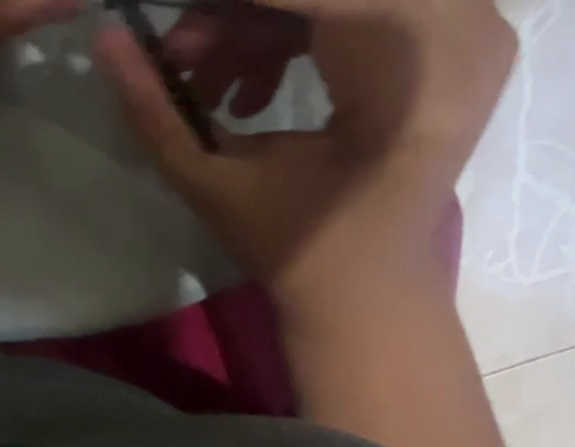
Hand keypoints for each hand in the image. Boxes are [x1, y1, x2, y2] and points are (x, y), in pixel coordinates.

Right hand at [96, 0, 515, 315]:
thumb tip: (105, 41)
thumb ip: (159, 111)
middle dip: (241, 13)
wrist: (365, 291)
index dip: (227, 5)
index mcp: (407, 64)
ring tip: (207, 84)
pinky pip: (360, 4)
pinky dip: (295, 30)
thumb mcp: (216, 182)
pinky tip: (249, 88)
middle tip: (181, 52)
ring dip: (261, 23)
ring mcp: (469, 23)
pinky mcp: (455, 33)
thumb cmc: (296, 249)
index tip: (177, 22)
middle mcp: (461, 23)